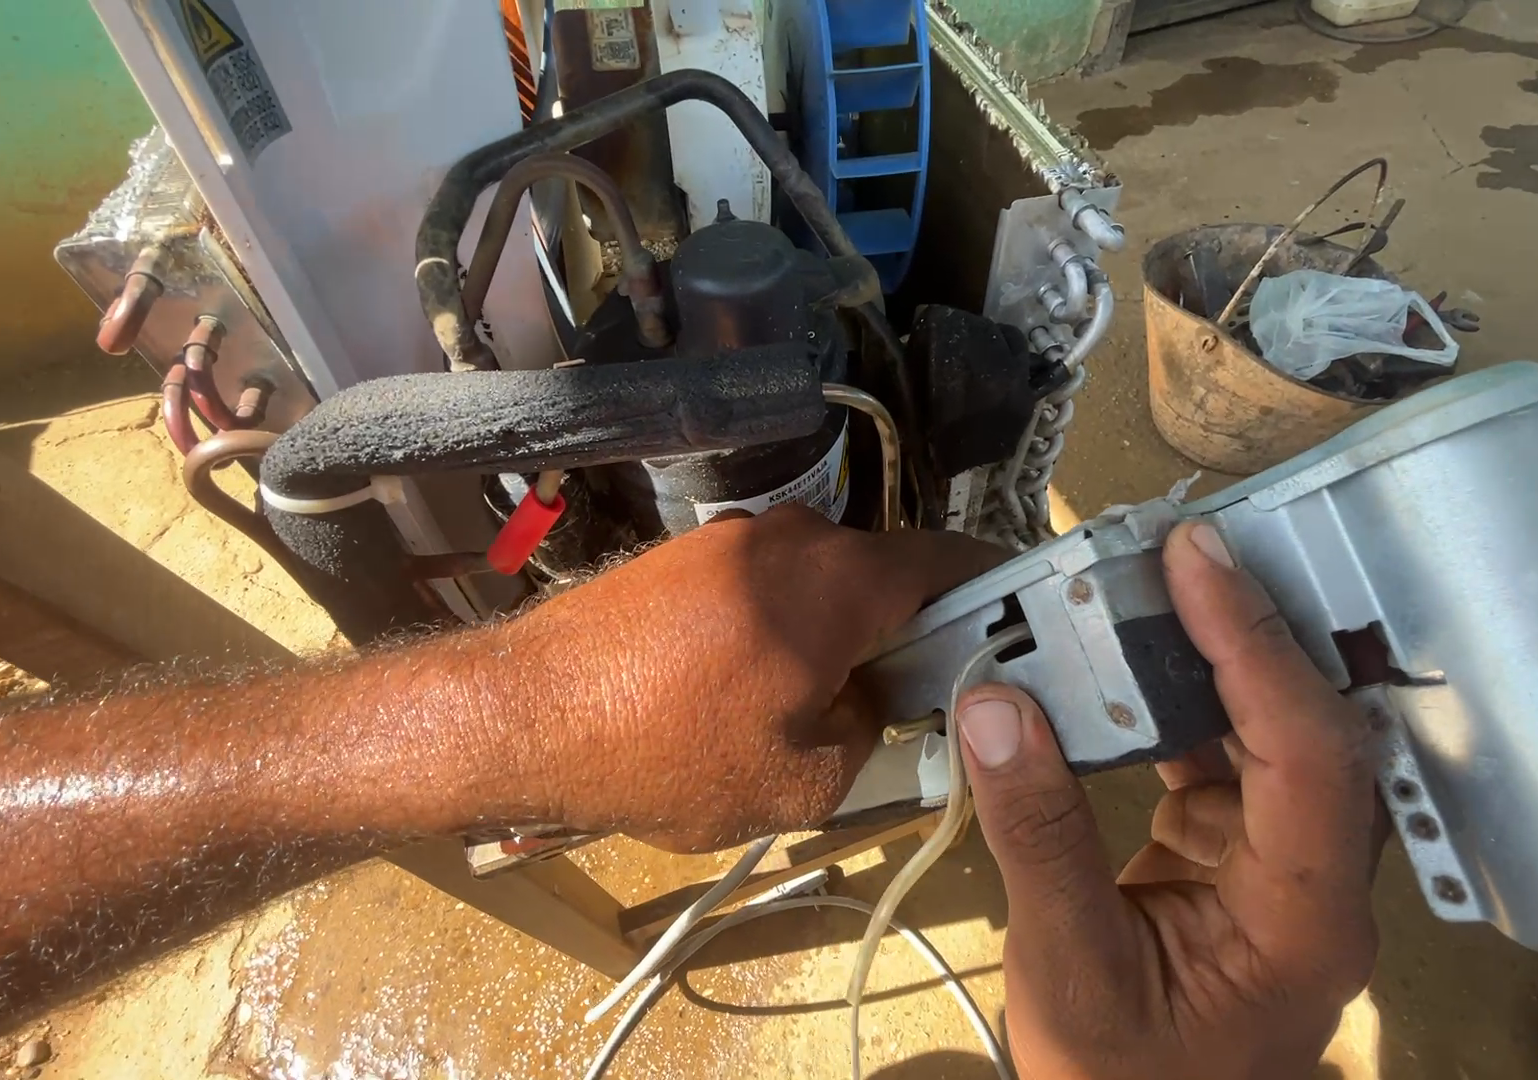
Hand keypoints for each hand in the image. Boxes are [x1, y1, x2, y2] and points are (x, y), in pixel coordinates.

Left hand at [504, 505, 1004, 851]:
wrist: (525, 711)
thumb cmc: (671, 749)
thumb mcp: (803, 778)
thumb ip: (868, 730)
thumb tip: (870, 695)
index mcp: (837, 577)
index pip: (944, 558)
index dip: (987, 581)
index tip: (1011, 608)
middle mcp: (791, 534)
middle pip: (879, 570)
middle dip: (902, 623)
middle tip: (905, 685)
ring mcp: (733, 535)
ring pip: (819, 578)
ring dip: (836, 626)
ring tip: (814, 694)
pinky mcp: (687, 551)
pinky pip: (765, 580)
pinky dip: (784, 620)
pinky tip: (749, 677)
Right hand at [958, 522, 1380, 1078]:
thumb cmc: (1114, 1079)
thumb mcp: (1065, 963)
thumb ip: (1035, 831)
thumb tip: (992, 701)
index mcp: (1304, 916)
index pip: (1306, 755)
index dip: (1254, 647)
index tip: (1195, 560)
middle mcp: (1310, 874)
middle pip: (1305, 726)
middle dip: (1245, 629)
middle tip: (1175, 549)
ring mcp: (1271, 859)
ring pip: (1262, 732)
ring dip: (1209, 656)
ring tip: (1147, 587)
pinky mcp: (1228, 850)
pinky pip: (1213, 753)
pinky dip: (1172, 700)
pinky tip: (1124, 664)